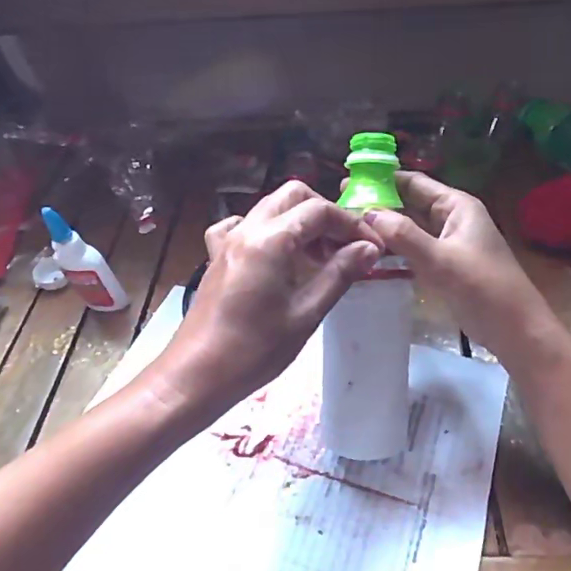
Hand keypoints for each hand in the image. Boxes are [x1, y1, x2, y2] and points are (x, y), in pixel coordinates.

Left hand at [149, 181, 380, 409]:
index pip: (319, 211)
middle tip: (346, 247)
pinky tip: (276, 258)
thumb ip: (338, 274)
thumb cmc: (254, 349)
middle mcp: (245, 230)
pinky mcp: (216, 257)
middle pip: (292, 197)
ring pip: (269, 209)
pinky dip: (267, 232)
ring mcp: (226, 242)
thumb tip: (368, 248)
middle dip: (325, 214)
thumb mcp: (305, 313)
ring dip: (298, 222)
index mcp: (268, 239)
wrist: (197, 373)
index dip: (352, 224)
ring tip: (319, 258)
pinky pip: (243, 228)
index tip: (373, 247)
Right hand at [363, 171, 557, 365]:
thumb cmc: (484, 289)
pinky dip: (391, 248)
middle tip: (338, 208)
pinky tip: (367, 253)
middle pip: (408, 203)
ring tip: (345, 229)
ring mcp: (446, 242)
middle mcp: (451, 218)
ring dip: (381, 228)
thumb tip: (366, 213)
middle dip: (377, 204)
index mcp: (457, 206)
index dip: (381, 179)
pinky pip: (411, 249)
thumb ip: (403, 235)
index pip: (414, 182)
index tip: (347, 182)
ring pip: (407, 228)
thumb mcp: (440, 260)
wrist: (515, 330)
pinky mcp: (442, 264)